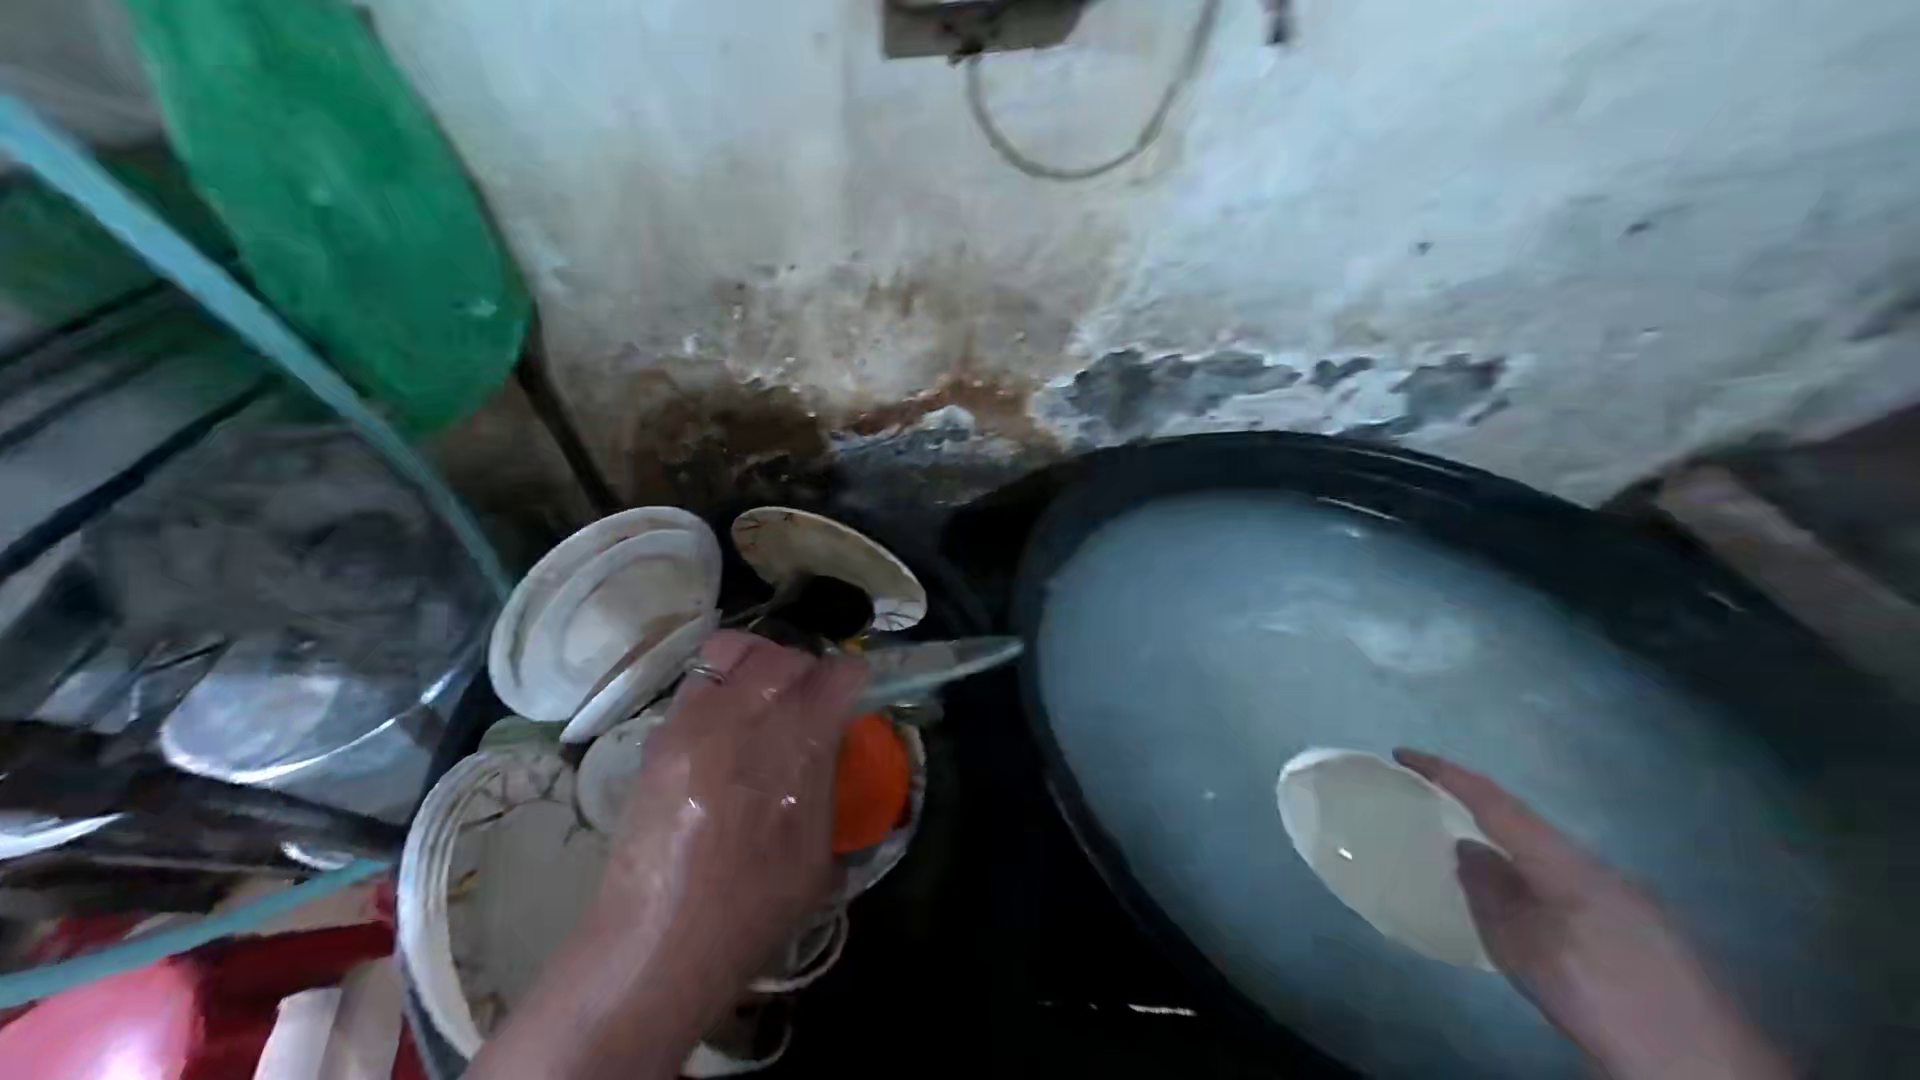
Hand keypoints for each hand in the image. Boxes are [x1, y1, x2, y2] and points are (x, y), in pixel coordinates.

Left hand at [595, 630, 864, 993]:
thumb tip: (829, 739)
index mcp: (795, 753)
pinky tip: (726, 727)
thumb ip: (826, 779)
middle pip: (786, 656)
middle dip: (808, 669)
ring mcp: (694, 724)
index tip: (853, 692)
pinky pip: (699, 682)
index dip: (852, 678)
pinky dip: (723, 687)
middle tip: (811, 698)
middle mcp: (744, 724)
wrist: (658, 945)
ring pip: (734, 650)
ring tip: (764, 697)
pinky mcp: (660, 737)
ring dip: (761, 664)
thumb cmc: (753, 911)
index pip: (836, 677)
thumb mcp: (820, 850)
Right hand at [1395, 749, 1791, 1079]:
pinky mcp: (1643, 928)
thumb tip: (1468, 848)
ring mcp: (1627, 897)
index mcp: (1563, 861)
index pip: (1494, 801)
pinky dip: (1533, 878)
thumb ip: (1488, 889)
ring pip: (1549, 857)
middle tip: (1431, 807)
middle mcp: (1597, 866)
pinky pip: (1569, 884)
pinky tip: (1527, 909)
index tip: (1403, 754)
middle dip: (1476, 809)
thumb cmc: (1596, 992)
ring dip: (1506, 849)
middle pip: (1524, 823)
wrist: (1703, 1067)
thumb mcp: (1522, 945)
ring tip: (1471, 863)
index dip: (1445, 773)